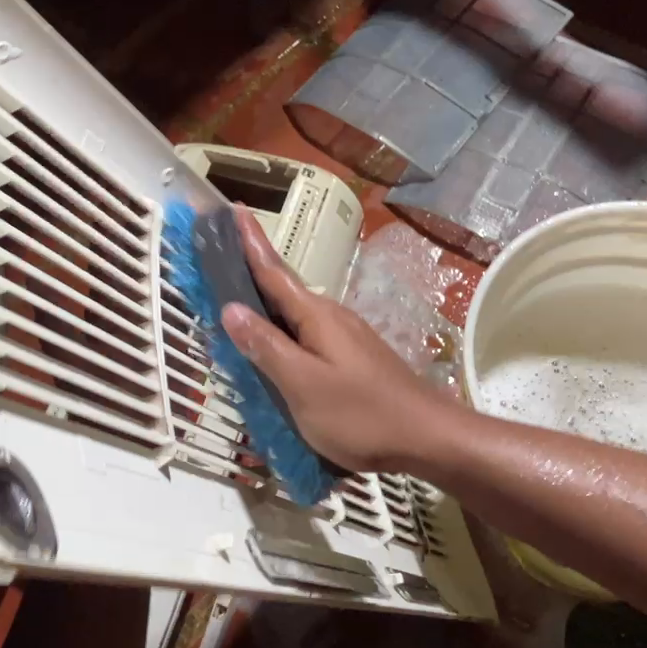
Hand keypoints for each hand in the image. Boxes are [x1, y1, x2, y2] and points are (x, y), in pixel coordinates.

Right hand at [221, 210, 464, 471]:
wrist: (429, 438)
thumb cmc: (362, 414)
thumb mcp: (304, 384)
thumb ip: (266, 347)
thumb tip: (230, 308)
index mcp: (316, 316)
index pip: (274, 271)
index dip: (251, 242)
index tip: (233, 209)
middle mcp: (330, 316)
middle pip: (282, 289)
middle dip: (250, 271)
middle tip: (216, 258)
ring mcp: (344, 337)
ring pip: (293, 315)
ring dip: (264, 305)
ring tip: (234, 303)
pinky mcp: (351, 358)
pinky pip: (305, 335)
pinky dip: (282, 331)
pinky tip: (272, 347)